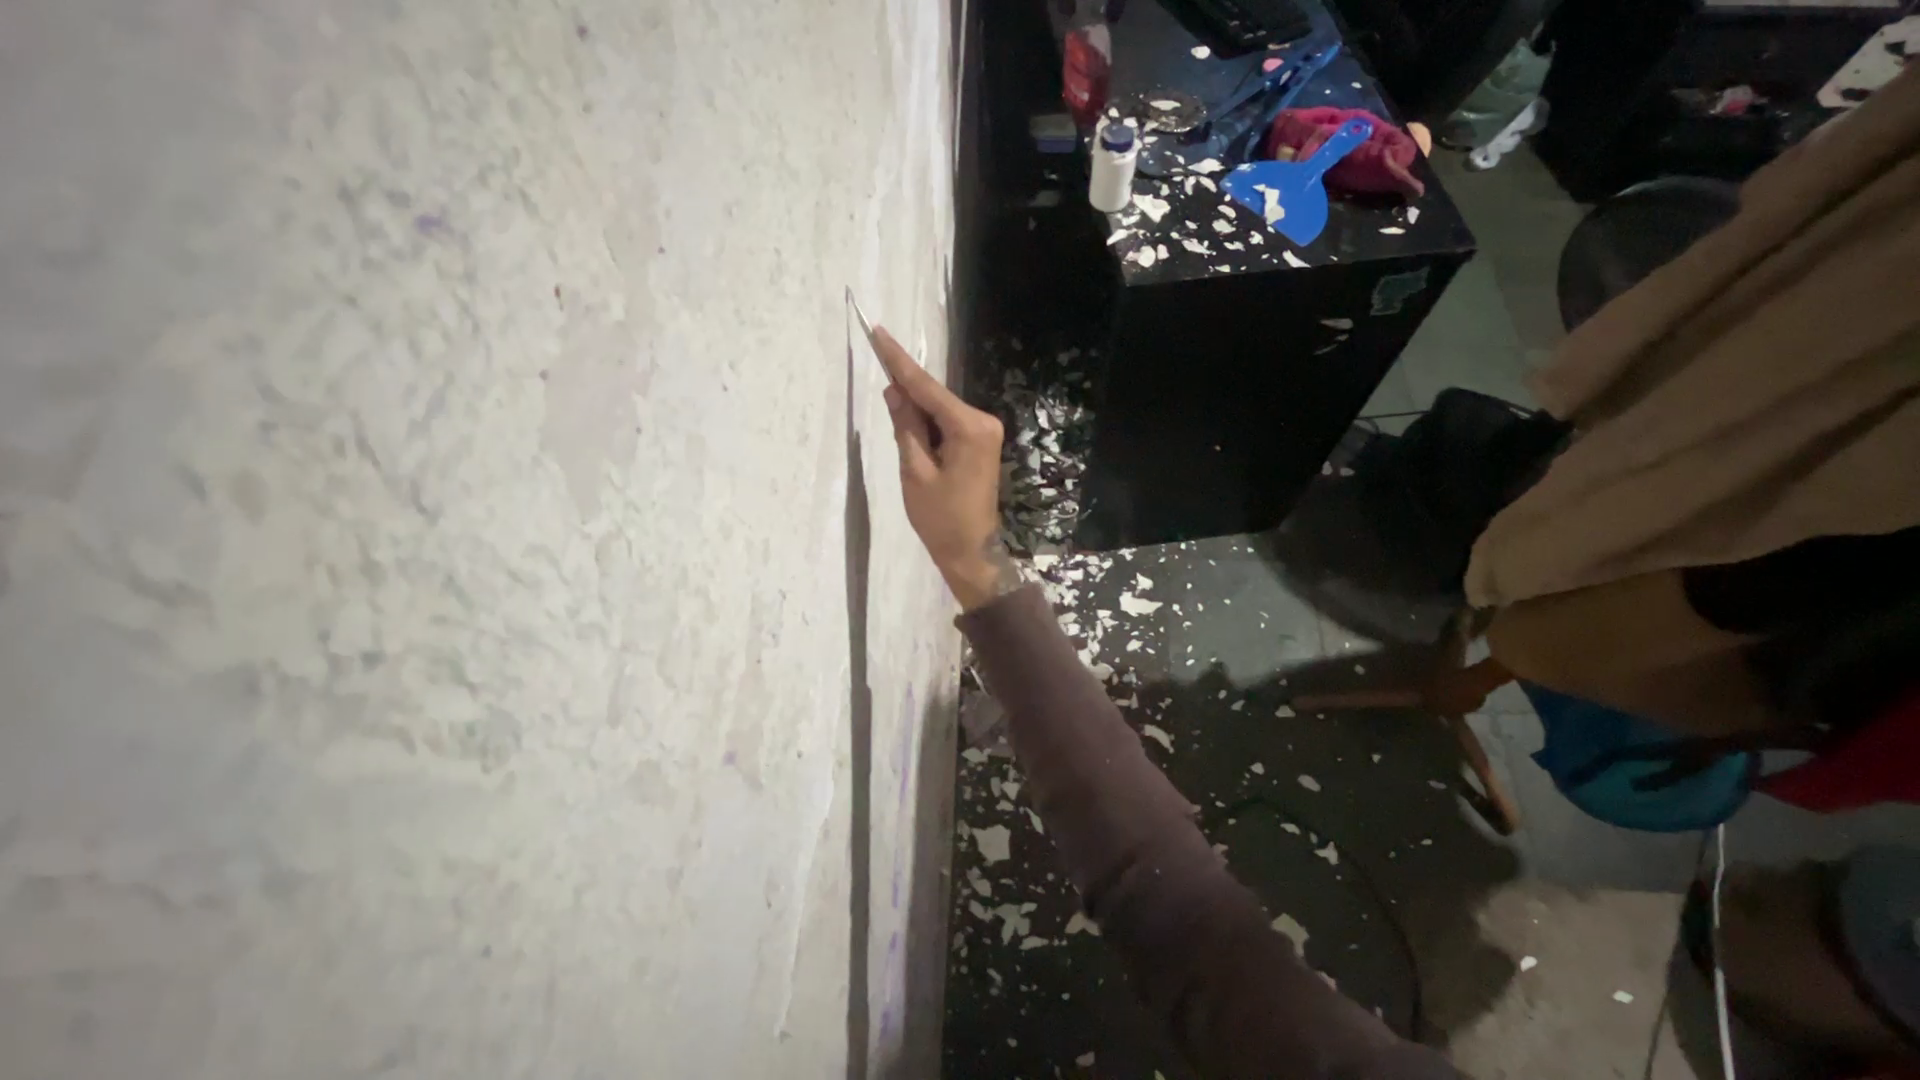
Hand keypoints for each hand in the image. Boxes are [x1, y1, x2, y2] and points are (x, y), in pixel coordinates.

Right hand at [870, 327, 1006, 609]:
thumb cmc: (940, 517)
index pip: (927, 388)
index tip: (880, 332)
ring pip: (940, 409)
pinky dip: (927, 421)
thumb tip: (895, 390)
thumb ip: (905, 427)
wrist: (970, 551)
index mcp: (969, 428)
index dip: (899, 361)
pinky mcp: (980, 442)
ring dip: (914, 407)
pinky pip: (947, 422)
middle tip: (876, 359)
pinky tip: (908, 421)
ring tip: (889, 406)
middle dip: (905, 385)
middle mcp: (982, 422)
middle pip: (935, 396)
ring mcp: (984, 432)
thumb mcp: (914, 471)